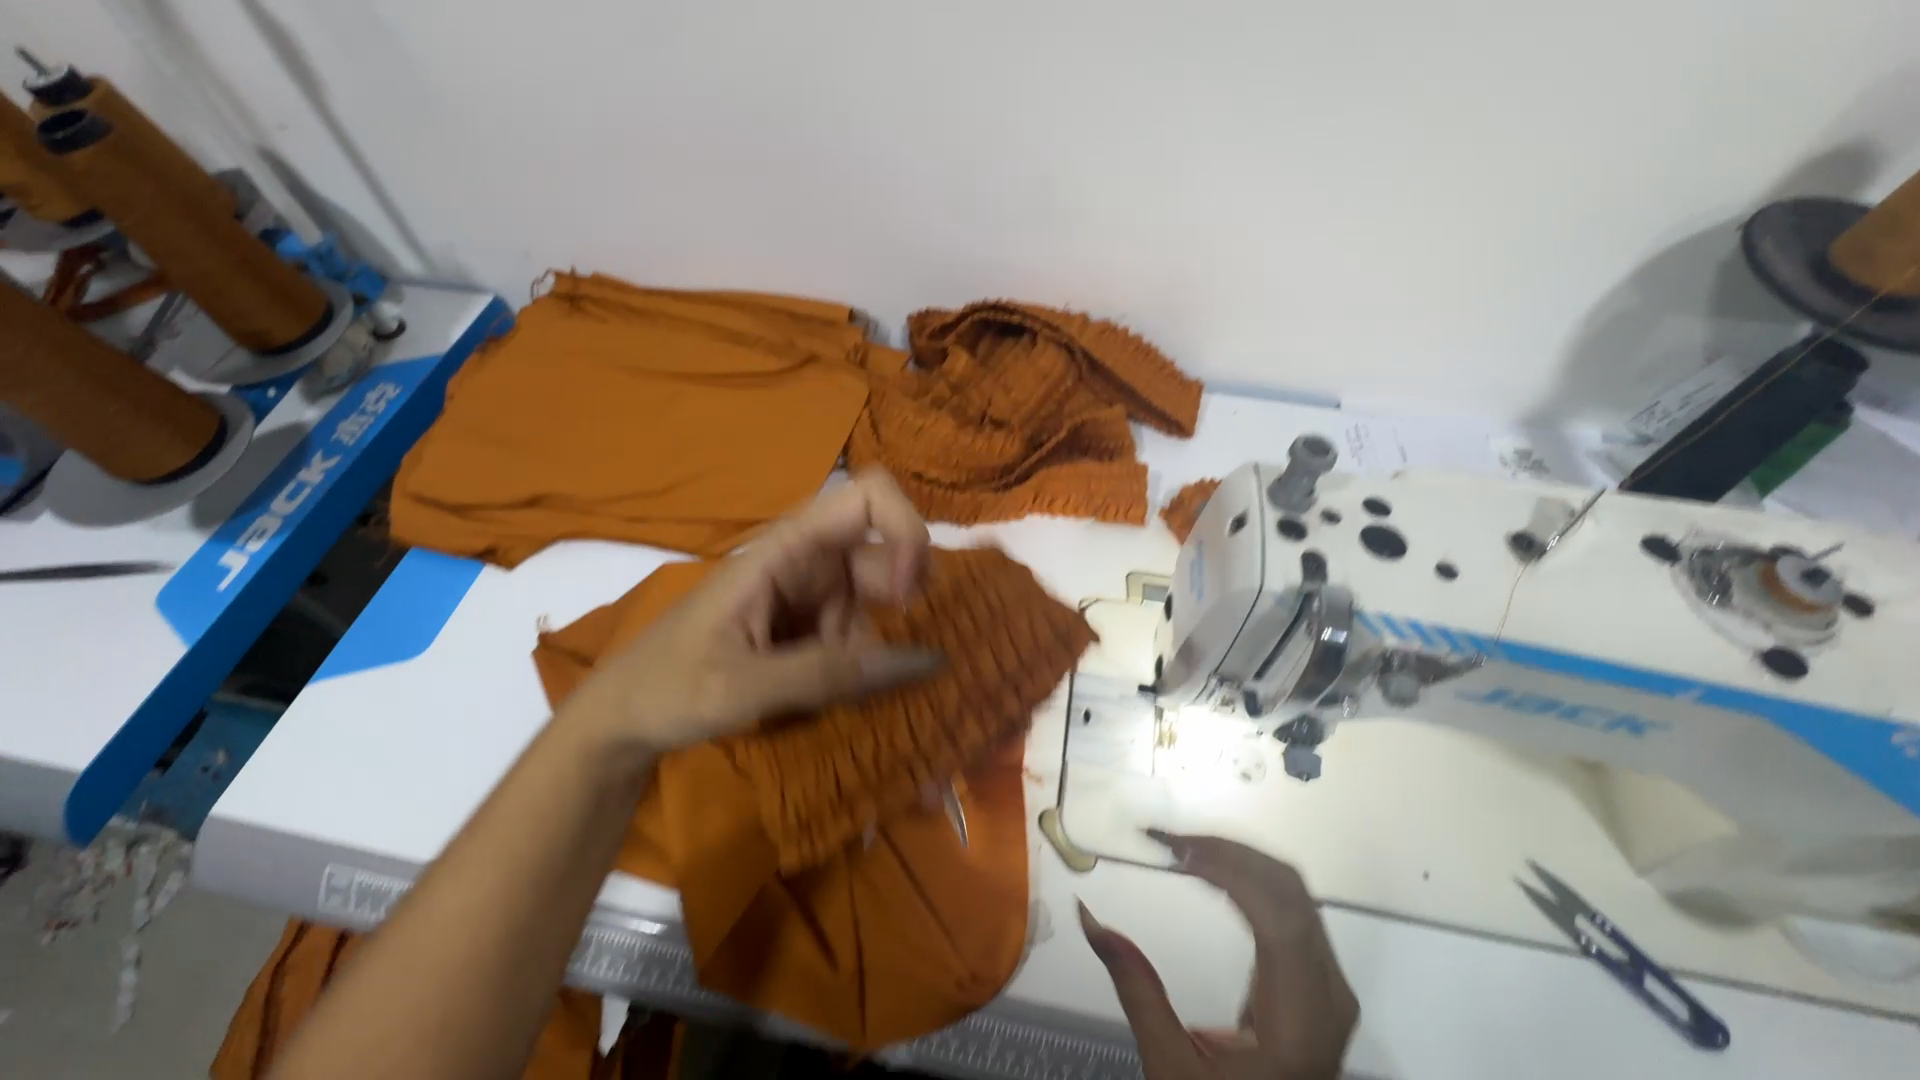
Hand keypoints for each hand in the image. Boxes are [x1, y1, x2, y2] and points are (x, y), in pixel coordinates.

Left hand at [561, 468, 942, 754]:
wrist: (622, 721)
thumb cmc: (668, 689)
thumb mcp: (743, 687)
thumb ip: (830, 674)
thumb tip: (925, 661)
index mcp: (782, 551)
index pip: (866, 496)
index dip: (904, 529)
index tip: (905, 594)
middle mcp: (804, 564)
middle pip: (882, 556)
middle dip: (895, 608)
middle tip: (879, 664)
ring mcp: (807, 599)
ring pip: (874, 606)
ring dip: (873, 651)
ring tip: (832, 697)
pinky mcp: (806, 633)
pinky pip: (856, 638)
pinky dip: (860, 669)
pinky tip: (830, 702)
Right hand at [1078, 833, 1357, 1079]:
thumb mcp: (1172, 1068)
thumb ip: (1136, 990)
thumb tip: (1092, 919)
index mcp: (1301, 1020)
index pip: (1278, 917)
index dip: (1231, 869)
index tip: (1176, 849)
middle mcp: (1328, 993)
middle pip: (1289, 891)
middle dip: (1227, 851)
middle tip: (1168, 840)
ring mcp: (1329, 984)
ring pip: (1294, 892)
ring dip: (1238, 859)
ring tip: (1183, 848)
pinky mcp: (1318, 979)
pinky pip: (1291, 908)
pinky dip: (1250, 879)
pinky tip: (1212, 872)